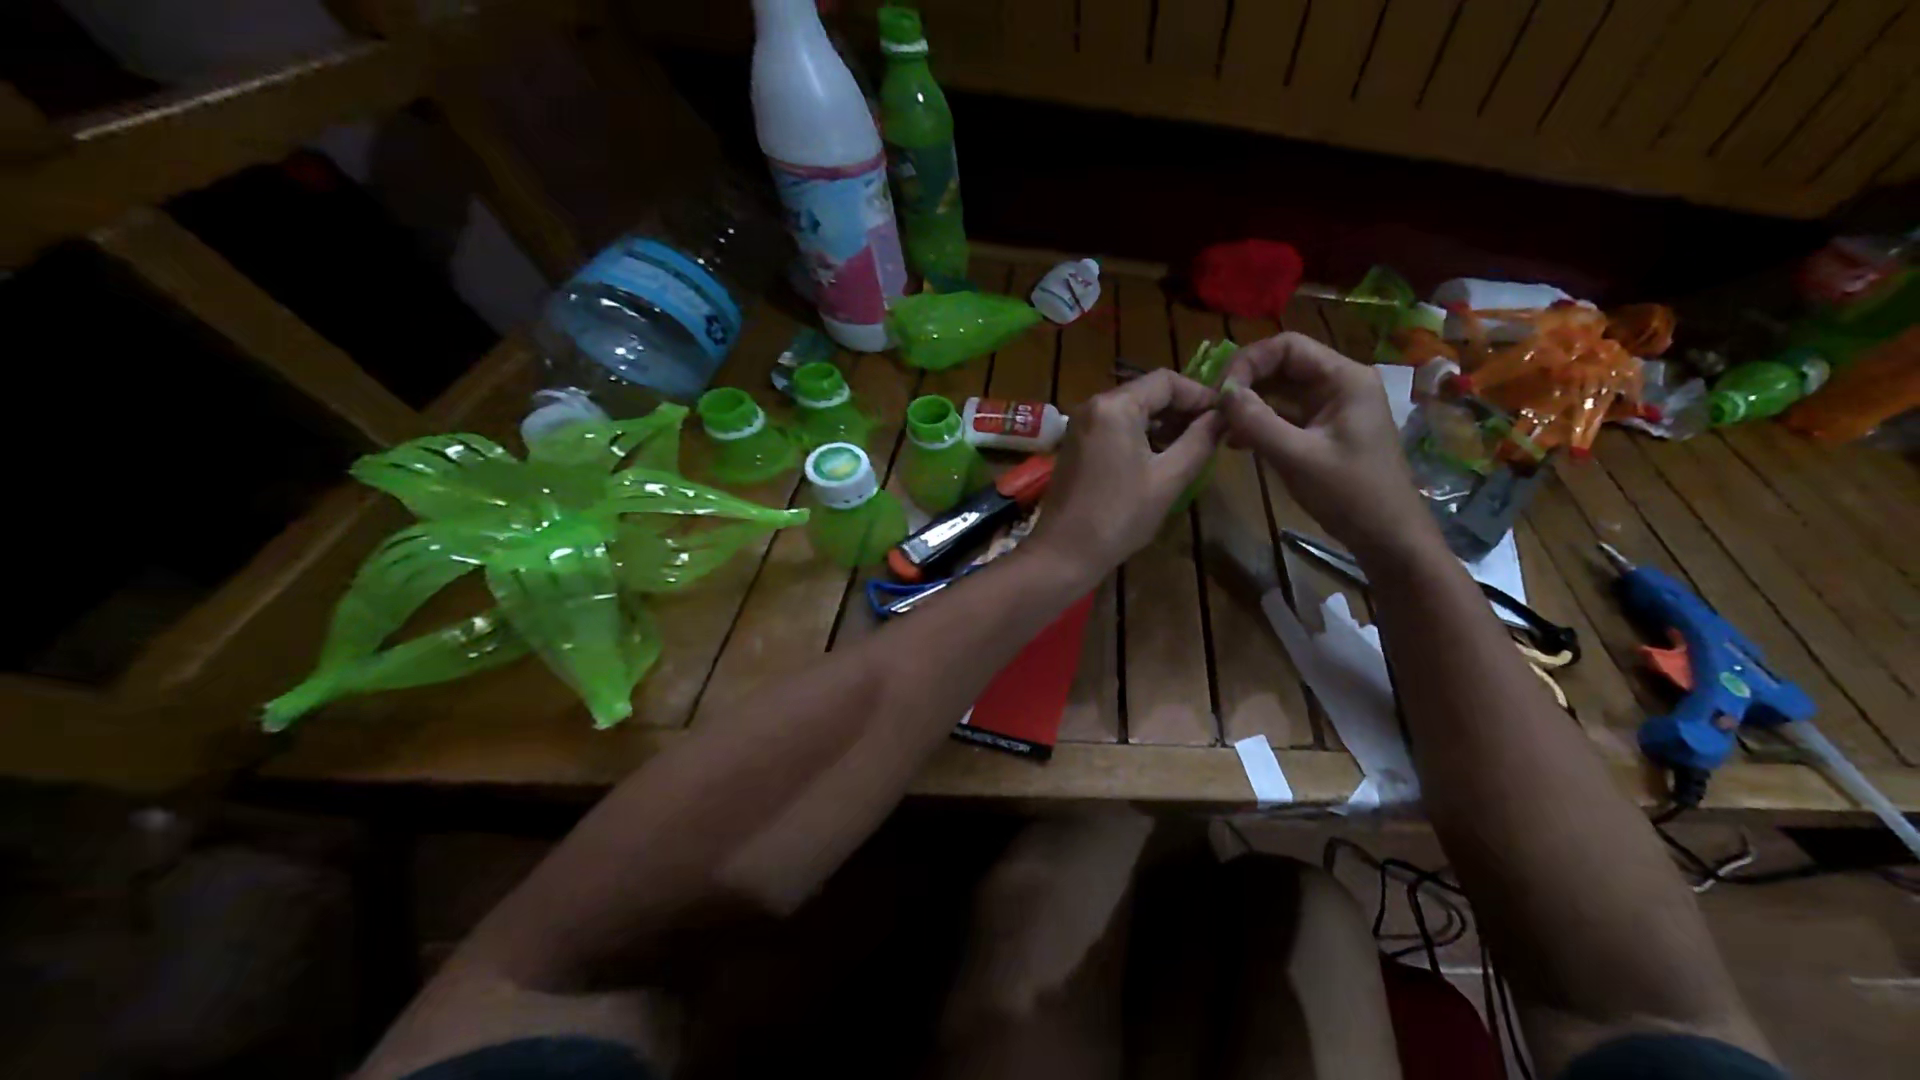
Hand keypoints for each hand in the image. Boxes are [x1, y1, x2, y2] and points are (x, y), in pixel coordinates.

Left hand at [1030, 369, 1225, 579]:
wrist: (1064, 552)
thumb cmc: (1119, 515)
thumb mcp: (1168, 478)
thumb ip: (1199, 441)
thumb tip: (1223, 417)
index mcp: (1114, 407)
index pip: (1166, 380)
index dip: (1200, 394)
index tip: (1225, 415)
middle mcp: (1092, 407)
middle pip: (1147, 393)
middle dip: (1182, 409)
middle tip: (1213, 432)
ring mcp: (1080, 426)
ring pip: (1131, 411)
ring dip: (1162, 423)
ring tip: (1193, 446)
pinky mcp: (1076, 446)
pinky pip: (1114, 428)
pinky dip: (1140, 436)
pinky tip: (1161, 458)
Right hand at [1219, 332, 1435, 560]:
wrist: (1386, 534)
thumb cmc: (1349, 493)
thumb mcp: (1296, 457)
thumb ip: (1257, 422)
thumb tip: (1222, 393)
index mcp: (1344, 378)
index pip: (1287, 346)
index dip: (1249, 362)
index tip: (1221, 391)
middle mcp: (1339, 383)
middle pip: (1282, 364)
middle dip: (1245, 381)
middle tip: (1213, 406)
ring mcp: (1331, 407)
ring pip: (1280, 389)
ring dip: (1248, 402)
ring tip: (1219, 423)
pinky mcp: (1322, 429)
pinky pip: (1284, 413)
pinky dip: (1259, 421)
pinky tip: (1235, 440)